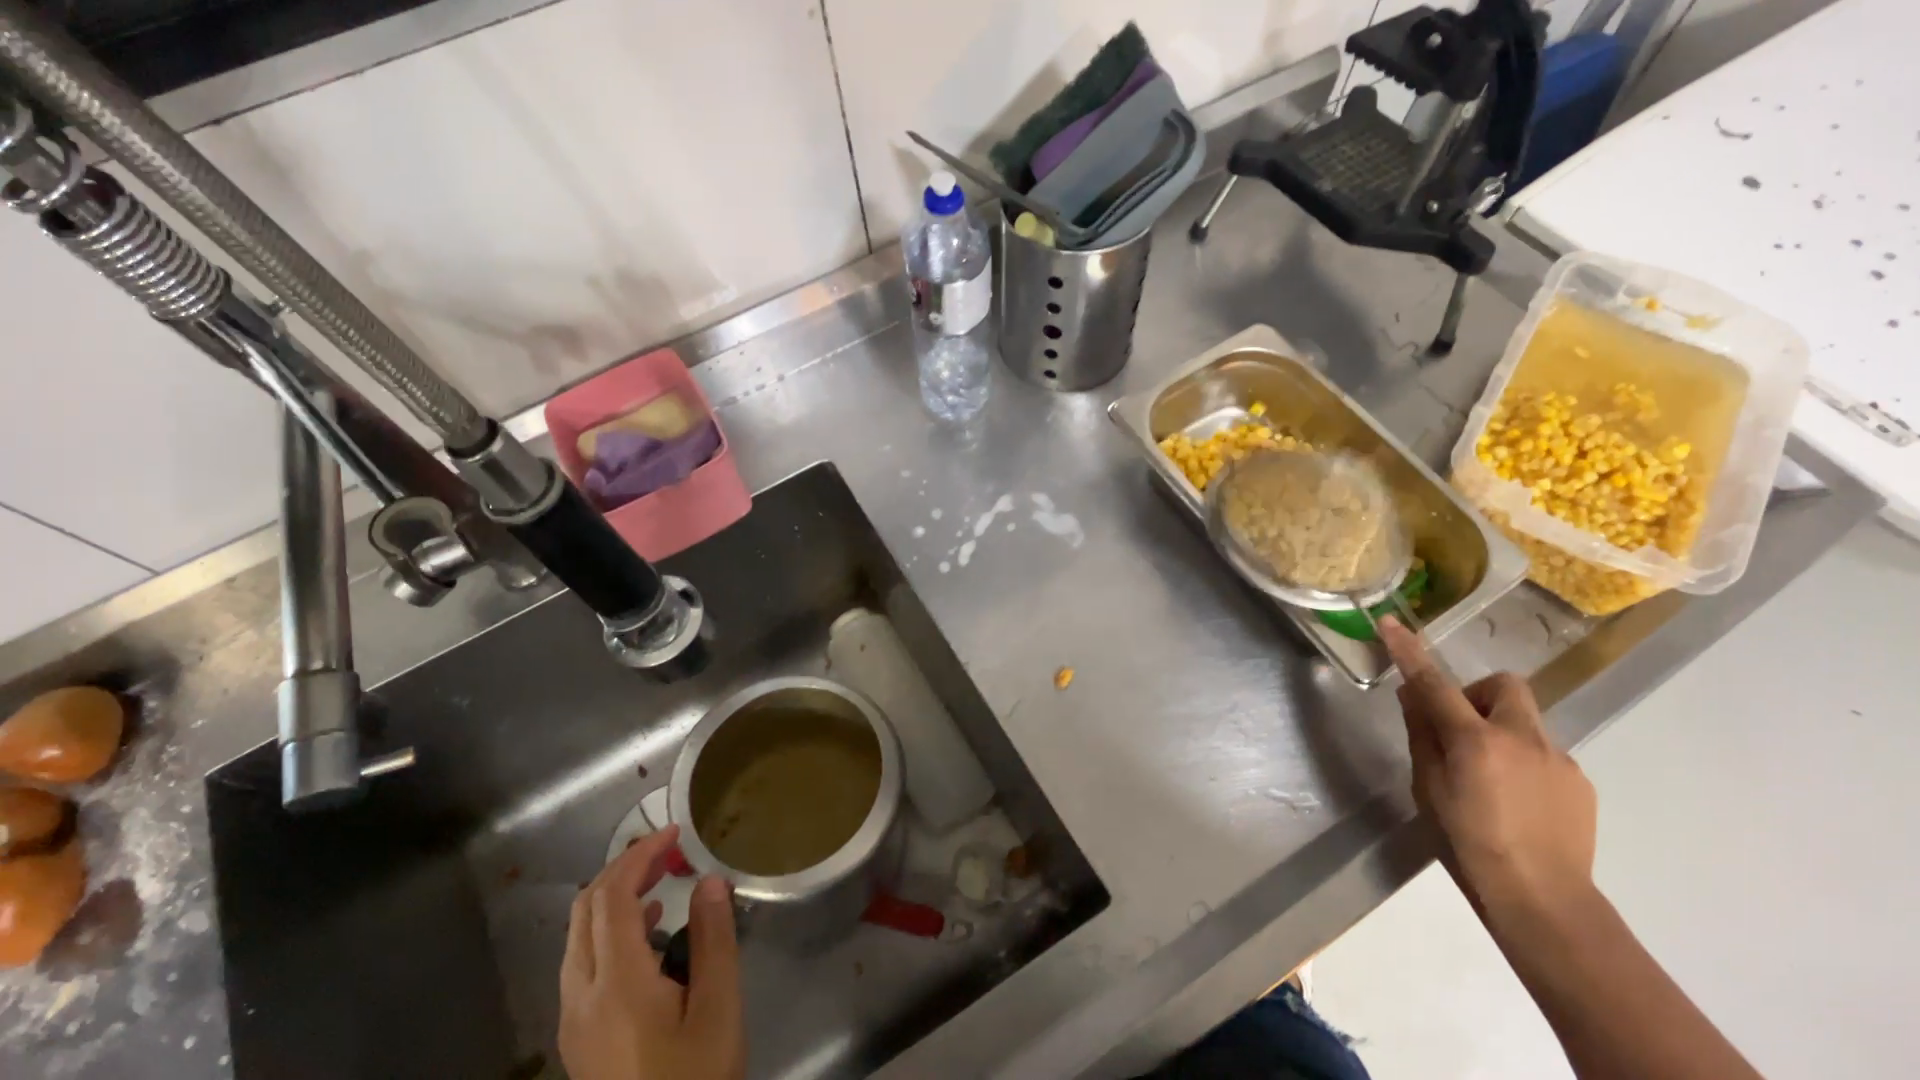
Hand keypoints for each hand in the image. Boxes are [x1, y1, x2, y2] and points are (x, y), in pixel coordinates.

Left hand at [559, 824, 744, 1079]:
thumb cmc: (695, 1076)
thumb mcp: (719, 1010)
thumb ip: (714, 940)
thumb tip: (709, 880)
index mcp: (616, 981)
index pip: (613, 895)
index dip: (640, 854)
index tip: (675, 833)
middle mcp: (580, 992)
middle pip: (586, 909)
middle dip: (623, 870)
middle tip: (668, 854)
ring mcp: (572, 1017)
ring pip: (579, 936)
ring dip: (614, 901)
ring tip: (663, 888)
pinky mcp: (577, 1036)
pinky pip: (582, 963)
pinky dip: (609, 933)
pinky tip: (648, 943)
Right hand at [1380, 618, 1596, 918]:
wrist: (1542, 898)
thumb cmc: (1467, 845)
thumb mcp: (1428, 791)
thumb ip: (1423, 738)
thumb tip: (1414, 697)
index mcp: (1475, 740)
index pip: (1434, 684)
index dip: (1409, 651)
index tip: (1391, 623)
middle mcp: (1522, 737)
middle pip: (1503, 685)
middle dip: (1479, 695)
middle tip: (1462, 731)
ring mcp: (1558, 758)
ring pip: (1526, 722)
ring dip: (1502, 735)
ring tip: (1491, 783)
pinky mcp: (1580, 781)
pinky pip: (1545, 755)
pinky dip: (1526, 765)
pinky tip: (1518, 806)